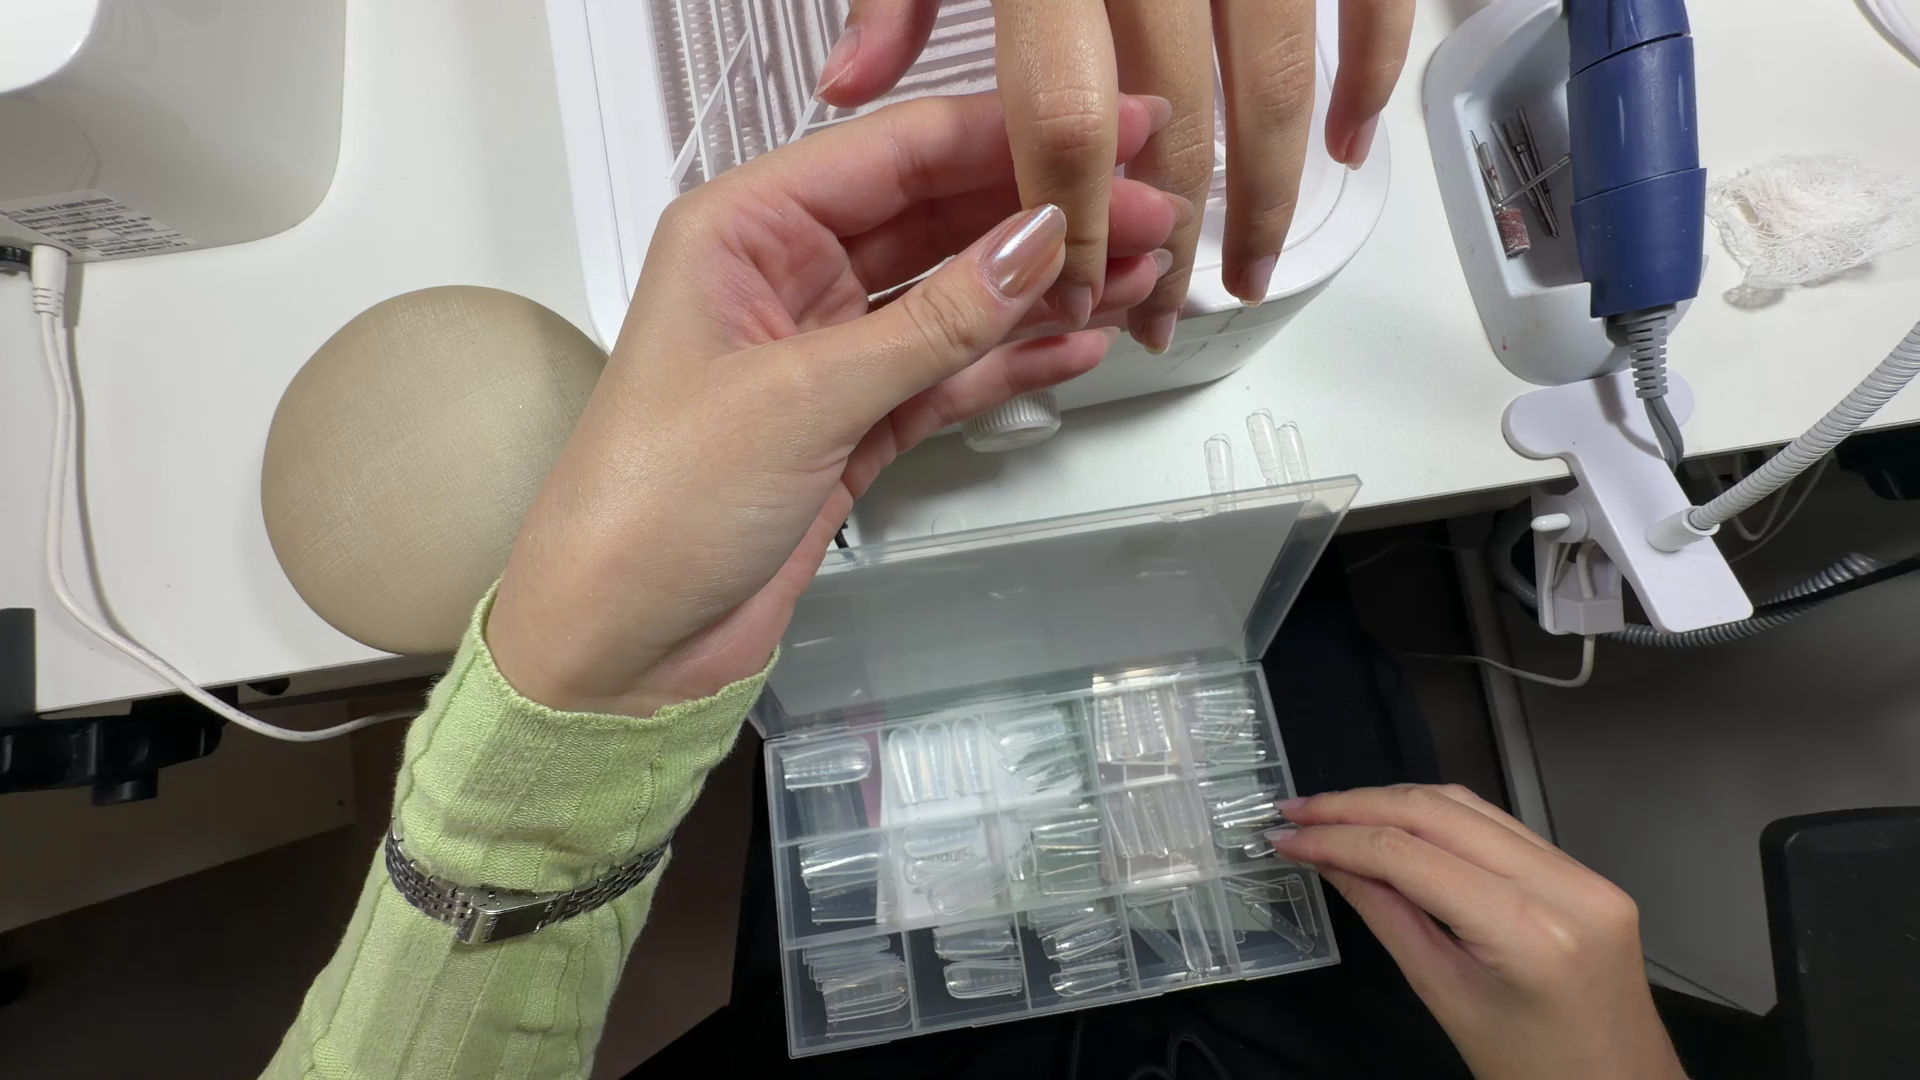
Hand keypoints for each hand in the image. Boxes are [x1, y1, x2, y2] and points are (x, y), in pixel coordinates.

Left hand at [484, 92, 1184, 716]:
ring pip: (955, 304)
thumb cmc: (656, 505)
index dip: (1010, 139)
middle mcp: (789, 279)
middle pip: (940, 224)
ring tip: (1132, 280)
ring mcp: (831, 355)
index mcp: (745, 230)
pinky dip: (1009, 364)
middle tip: (1144, 215)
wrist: (635, 635)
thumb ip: (930, 321)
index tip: (1107, 133)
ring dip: (1040, 294)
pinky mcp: (857, 422)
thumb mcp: (804, 395)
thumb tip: (1033, 245)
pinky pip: (948, 376)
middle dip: (1043, 220)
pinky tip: (1073, 347)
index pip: (899, 155)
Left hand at [815, 0, 1414, 351]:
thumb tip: (851, 85)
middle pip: (1172, 130)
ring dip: (1271, 197)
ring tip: (1253, 275)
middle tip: (1167, 318)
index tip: (1074, 293)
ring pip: (1275, 84)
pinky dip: (1371, 71)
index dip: (1073, 228)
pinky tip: (1356, 148)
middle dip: (1171, 242)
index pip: (1063, 130)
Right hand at [1270, 785, 1687, 1079]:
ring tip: (1330, 812)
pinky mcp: (1580, 872)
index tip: (1285, 836)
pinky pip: (1488, 821)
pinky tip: (1387, 820)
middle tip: (1295, 811)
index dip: (1334, 838)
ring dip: (1386, 800)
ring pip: (1459, 803)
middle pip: (1431, 811)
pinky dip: (1428, 812)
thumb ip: (1379, 908)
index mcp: (1528, 929)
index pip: (1405, 853)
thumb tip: (1319, 854)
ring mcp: (1579, 872)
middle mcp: (1563, 885)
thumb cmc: (1528, 1071)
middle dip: (1352, 805)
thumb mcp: (1439, 991)